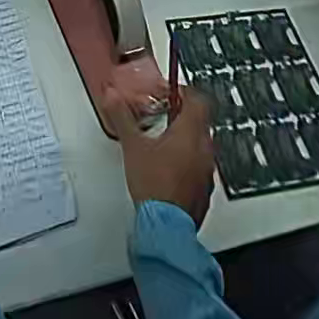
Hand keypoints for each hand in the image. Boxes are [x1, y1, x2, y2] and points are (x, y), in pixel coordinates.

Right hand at [100, 84, 215, 226]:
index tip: (170, 92)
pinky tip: (169, 165)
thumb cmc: (154, 185)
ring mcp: (207, 170)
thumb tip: (112, 96)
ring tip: (164, 139)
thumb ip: (121, 116)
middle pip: (200, 120)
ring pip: (202, 143)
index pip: (198, 100)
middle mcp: (204, 149)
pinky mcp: (205, 188)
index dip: (184, 92)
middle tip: (164, 112)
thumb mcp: (132, 145)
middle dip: (182, 113)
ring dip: (186, 136)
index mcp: (190, 133)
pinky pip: (200, 164)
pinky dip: (188, 158)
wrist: (166, 226)